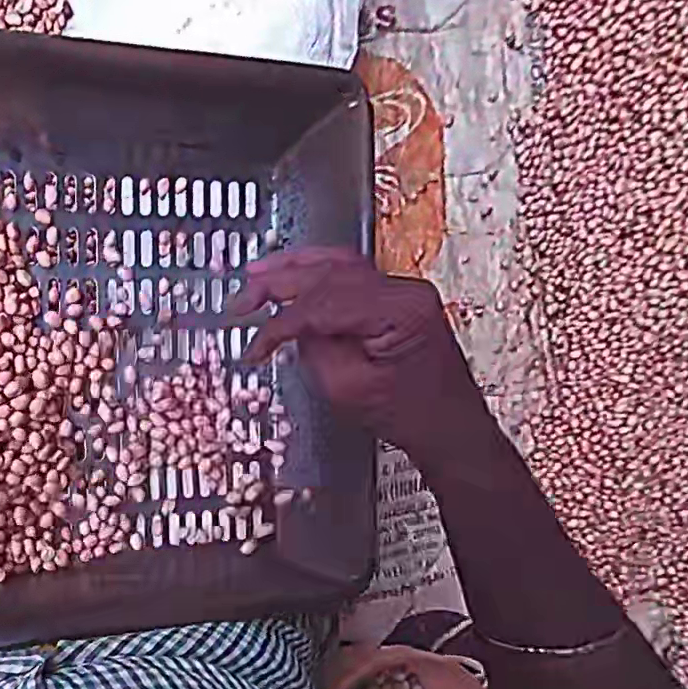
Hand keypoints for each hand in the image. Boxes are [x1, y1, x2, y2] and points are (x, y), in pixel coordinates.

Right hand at [232, 248, 495, 467]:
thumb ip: (315, 351)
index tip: (254, 347)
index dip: (278, 325)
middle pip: (326, 274)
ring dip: (291, 267)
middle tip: (240, 302)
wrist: (448, 424)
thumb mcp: (348, 389)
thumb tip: (292, 328)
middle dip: (276, 285)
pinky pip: (348, 273)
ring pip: (336, 264)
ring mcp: (400, 290)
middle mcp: (402, 290)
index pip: (321, 304)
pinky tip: (292, 269)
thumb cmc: (408, 414)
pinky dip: (315, 271)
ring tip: (255, 272)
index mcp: (397, 310)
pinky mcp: (393, 298)